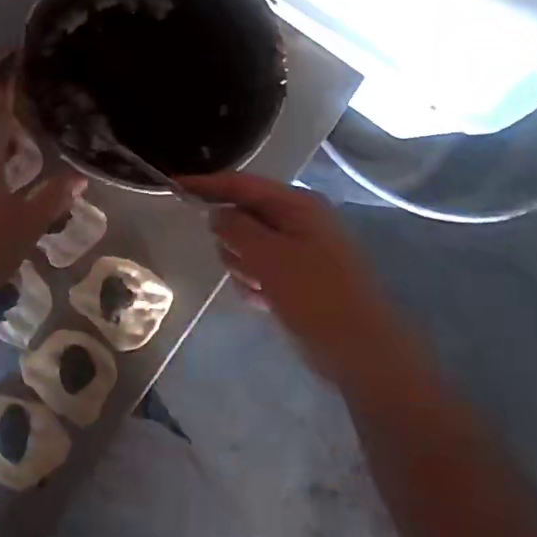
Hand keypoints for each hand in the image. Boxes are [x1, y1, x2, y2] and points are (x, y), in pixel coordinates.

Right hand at [179, 172, 372, 329]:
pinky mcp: (296, 277)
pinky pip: (259, 269)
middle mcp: (298, 220)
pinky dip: (254, 283)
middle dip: (232, 240)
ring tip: (259, 288)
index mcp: (297, 205)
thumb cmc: (316, 296)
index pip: (242, 184)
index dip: (207, 184)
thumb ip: (236, 229)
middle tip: (241, 264)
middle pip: (242, 215)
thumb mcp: (269, 257)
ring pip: (247, 246)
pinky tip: (263, 301)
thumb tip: (217, 214)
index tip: (174, 185)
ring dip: (243, 266)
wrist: (361, 352)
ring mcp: (299, 249)